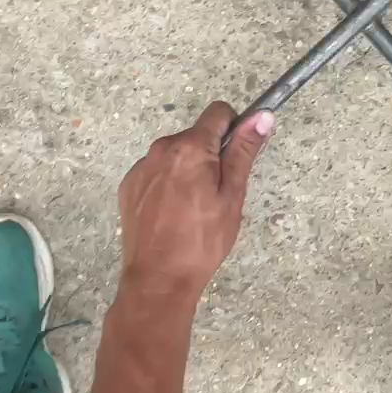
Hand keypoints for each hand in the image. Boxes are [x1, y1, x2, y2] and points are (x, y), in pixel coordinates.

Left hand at [117, 102, 273, 305]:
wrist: (158, 279)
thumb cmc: (202, 241)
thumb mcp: (232, 195)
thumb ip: (244, 151)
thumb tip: (262, 117)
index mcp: (191, 148)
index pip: (218, 112)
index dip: (234, 129)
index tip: (235, 156)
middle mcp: (162, 148)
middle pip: (196, 135)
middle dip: (210, 154)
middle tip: (217, 193)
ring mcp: (142, 166)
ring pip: (176, 153)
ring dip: (188, 168)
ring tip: (194, 207)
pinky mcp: (129, 184)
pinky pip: (156, 170)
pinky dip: (167, 182)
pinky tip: (173, 212)